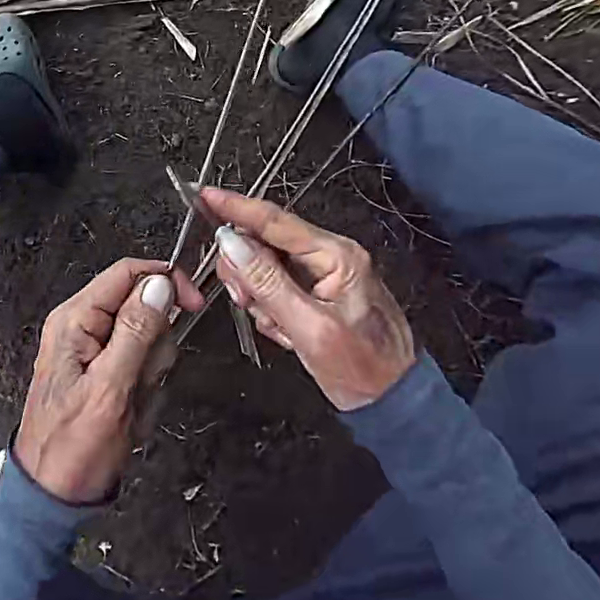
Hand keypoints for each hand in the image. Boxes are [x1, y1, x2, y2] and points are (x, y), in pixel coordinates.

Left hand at [14, 258, 204, 503]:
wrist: (53, 495)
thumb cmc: (71, 449)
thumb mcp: (109, 388)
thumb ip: (135, 332)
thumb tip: (158, 285)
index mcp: (75, 319)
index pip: (127, 273)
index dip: (164, 281)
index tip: (192, 303)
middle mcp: (82, 326)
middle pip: (142, 306)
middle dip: (155, 344)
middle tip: (142, 379)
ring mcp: (93, 349)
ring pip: (148, 338)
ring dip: (151, 372)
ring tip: (132, 401)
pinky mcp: (104, 371)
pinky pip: (142, 366)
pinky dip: (146, 388)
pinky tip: (131, 411)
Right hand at [203, 188, 414, 410]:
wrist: (393, 403)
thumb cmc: (364, 368)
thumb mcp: (309, 327)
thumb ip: (267, 283)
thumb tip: (231, 244)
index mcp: (336, 256)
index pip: (275, 221)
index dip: (236, 207)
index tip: (206, 196)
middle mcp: (328, 256)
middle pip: (263, 242)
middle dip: (245, 270)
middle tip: (244, 298)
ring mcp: (321, 274)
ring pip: (262, 267)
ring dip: (256, 295)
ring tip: (275, 323)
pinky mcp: (313, 291)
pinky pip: (271, 287)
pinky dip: (267, 307)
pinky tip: (284, 329)